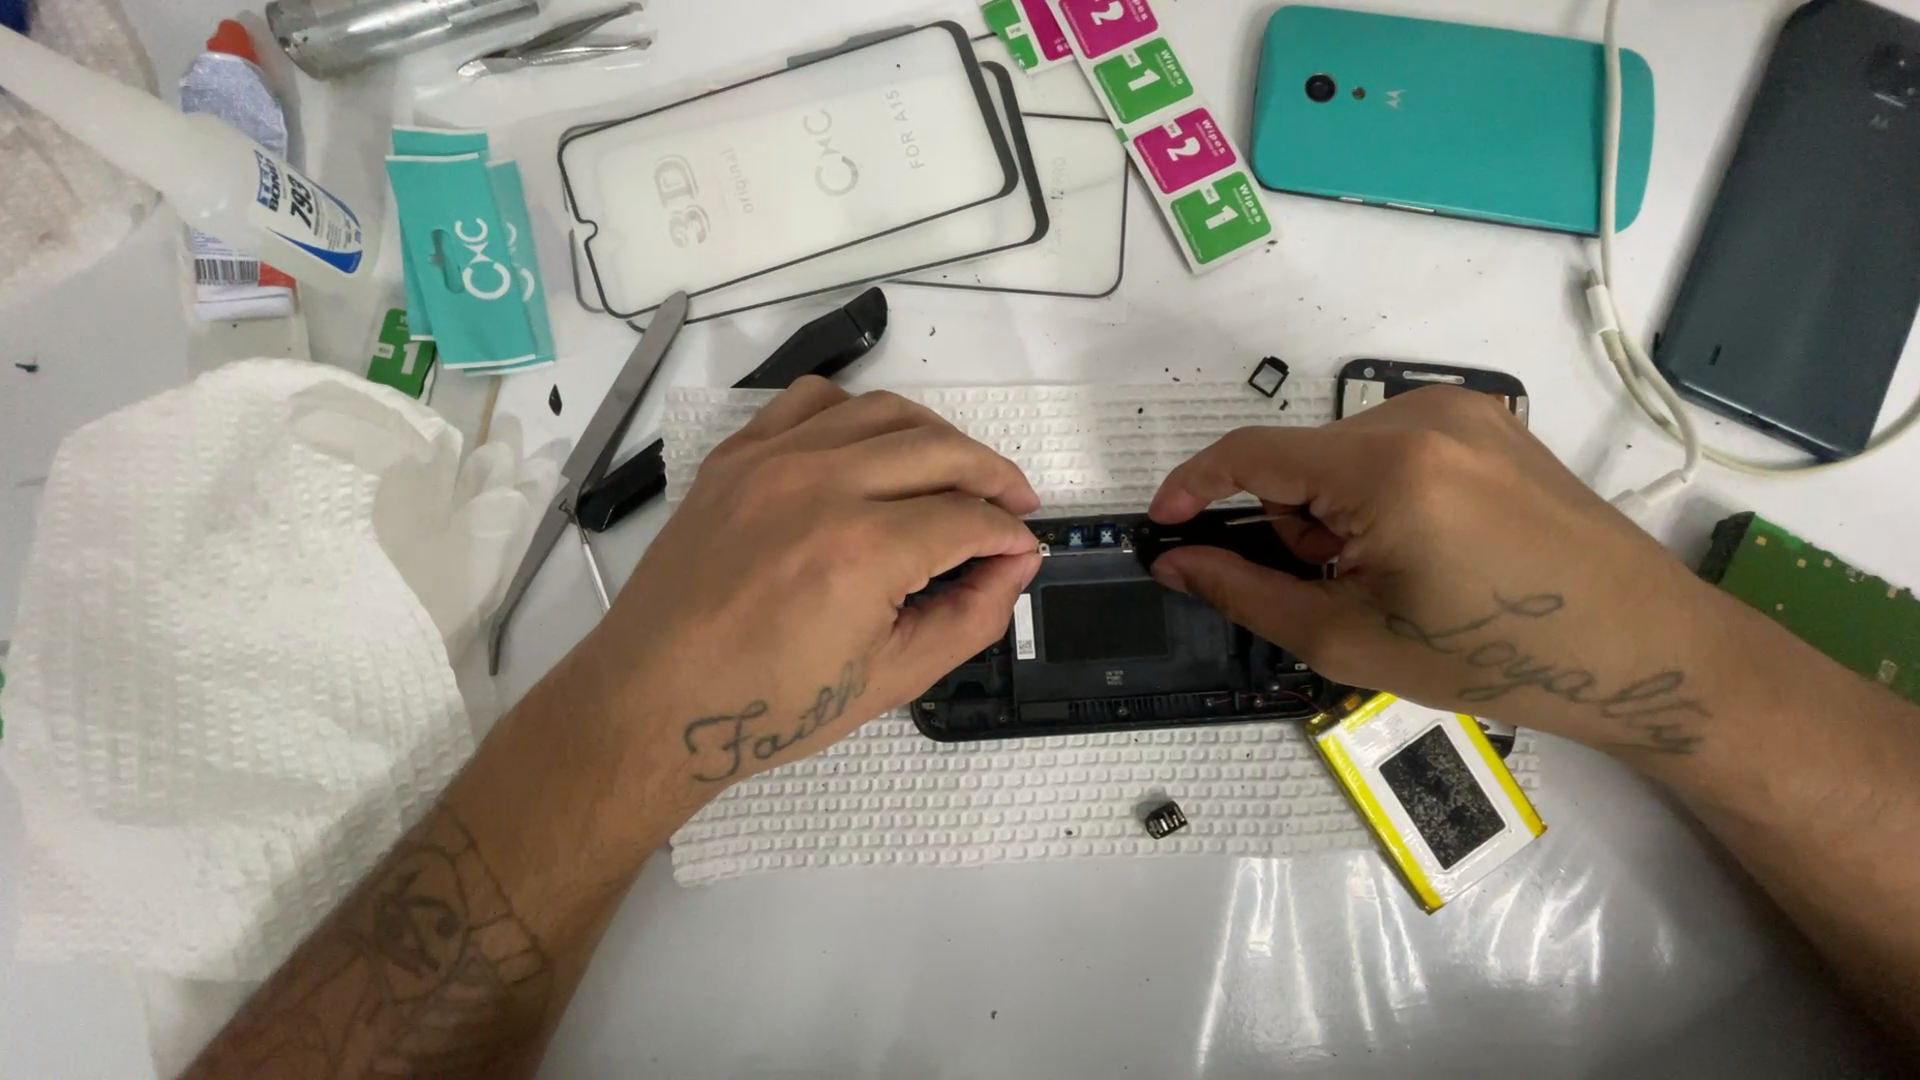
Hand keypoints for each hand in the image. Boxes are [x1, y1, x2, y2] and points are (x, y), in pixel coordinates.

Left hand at [583, 378, 1040, 803]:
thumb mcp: (892, 680)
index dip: (1009, 534)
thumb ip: (971, 617)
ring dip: (938, 437)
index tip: (1021, 549)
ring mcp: (771, 461)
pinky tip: (873, 448)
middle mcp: (819, 486)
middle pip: (940, 451)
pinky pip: (813, 402)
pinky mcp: (737, 456)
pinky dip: (860, 414)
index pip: (968, 518)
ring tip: (959, 472)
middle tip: (1015, 503)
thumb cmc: (773, 706)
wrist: (656, 701)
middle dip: (995, 476)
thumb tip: (1015, 564)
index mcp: (860, 552)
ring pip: (886, 412)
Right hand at [1149, 386, 1739, 757]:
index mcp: (1388, 468)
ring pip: (1336, 452)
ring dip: (1329, 507)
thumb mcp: (1346, 637)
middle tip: (1335, 581)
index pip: (1251, 454)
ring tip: (1388, 567)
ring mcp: (1463, 411)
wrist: (1649, 655)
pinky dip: (1370, 490)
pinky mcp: (1488, 421)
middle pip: (1295, 457)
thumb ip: (1244, 592)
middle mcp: (1423, 416)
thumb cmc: (1492, 658)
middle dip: (1288, 520)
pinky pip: (1384, 444)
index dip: (1191, 485)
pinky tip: (1423, 539)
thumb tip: (1173, 562)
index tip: (1162, 523)